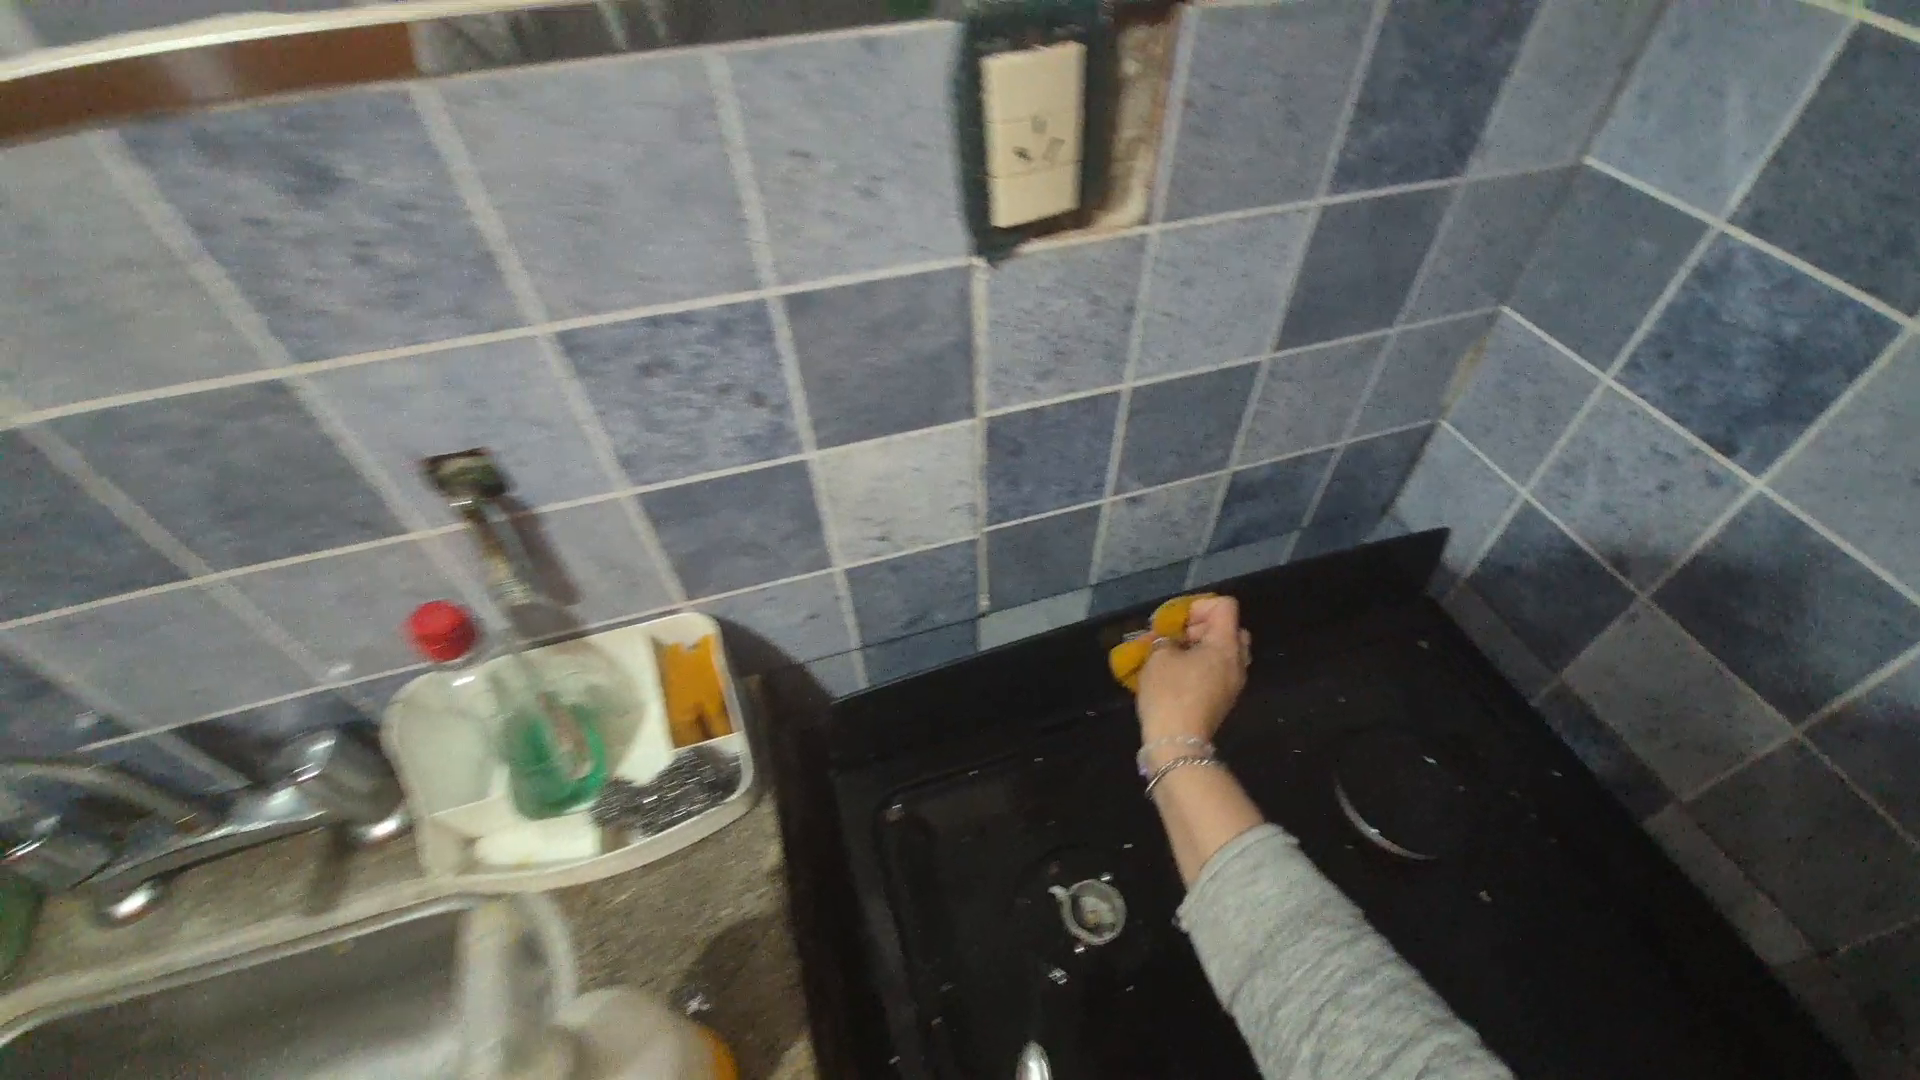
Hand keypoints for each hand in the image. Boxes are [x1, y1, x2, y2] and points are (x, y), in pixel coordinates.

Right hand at [1136, 596, 1250, 745]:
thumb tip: (1170, 641)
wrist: (1177, 741)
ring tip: (1177, 654)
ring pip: (1226, 651)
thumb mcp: (1159, 656)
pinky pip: (1220, 669)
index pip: (1226, 606)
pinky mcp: (1225, 698)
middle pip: (1230, 628)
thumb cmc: (1169, 693)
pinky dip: (1203, 664)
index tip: (1178, 621)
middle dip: (1204, 626)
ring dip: (1203, 646)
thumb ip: (1166, 639)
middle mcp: (1237, 661)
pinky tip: (1179, 673)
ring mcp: (1234, 682)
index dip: (1200, 605)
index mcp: (1226, 645)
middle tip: (1180, 636)